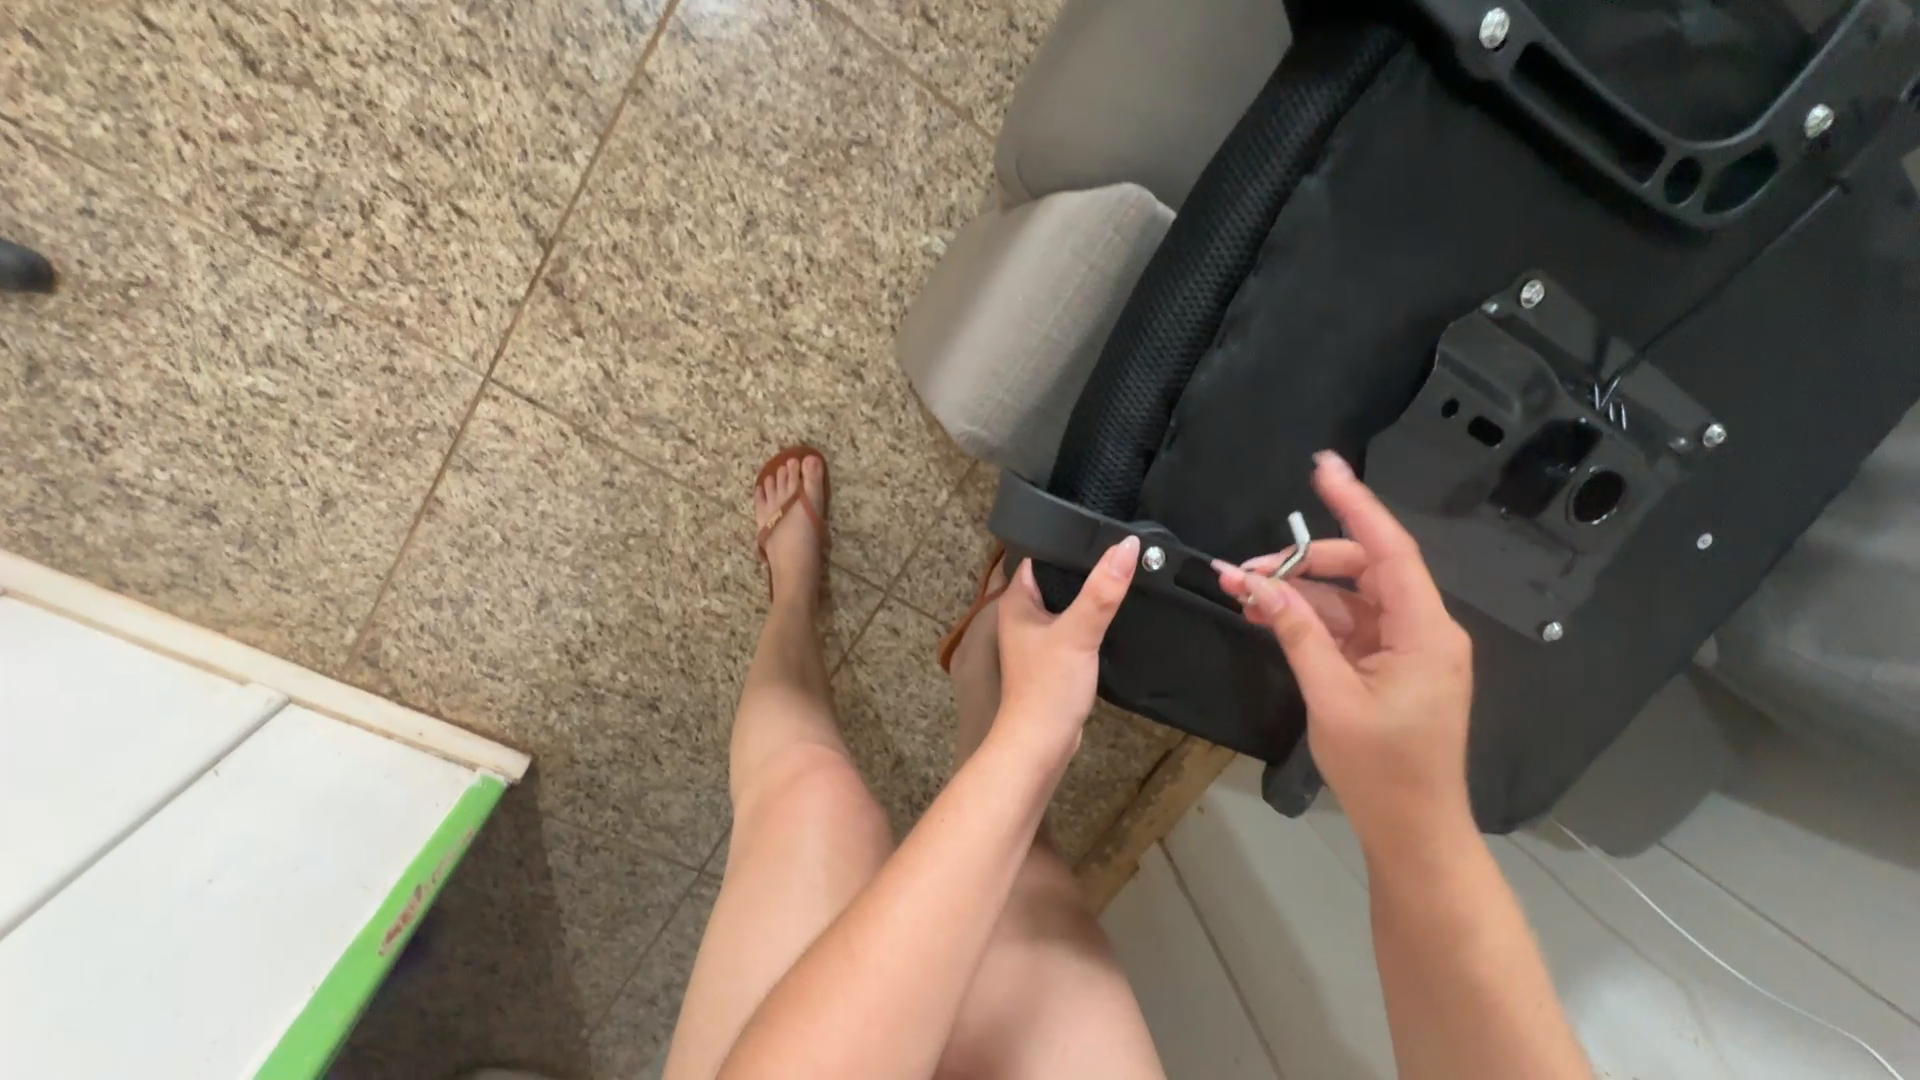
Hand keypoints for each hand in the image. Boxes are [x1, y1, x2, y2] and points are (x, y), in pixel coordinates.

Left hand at [994, 537, 1139, 761]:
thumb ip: (1102, 591)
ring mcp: (1039, 636)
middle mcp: (1024, 614)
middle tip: (1126, 548)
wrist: (1041, 743)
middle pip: (1059, 578)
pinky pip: (1076, 626)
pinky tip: (1118, 612)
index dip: (1070, 542)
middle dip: (1088, 566)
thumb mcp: (1079, 632)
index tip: (1106, 528)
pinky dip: (1094, 619)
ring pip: (1070, 603)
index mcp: (1016, 600)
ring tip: (1128, 572)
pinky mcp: (1056, 656)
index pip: (1042, 555)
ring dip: (1093, 594)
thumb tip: (1128, 546)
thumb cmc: (1049, 686)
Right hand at [1215, 452, 1474, 843]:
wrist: (1413, 830)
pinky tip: (1266, 616)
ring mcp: (1405, 648)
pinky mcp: (1388, 666)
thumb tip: (1255, 583)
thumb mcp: (1330, 696)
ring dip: (1296, 593)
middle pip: (1361, 570)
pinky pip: (1346, 627)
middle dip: (1301, 563)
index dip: (1355, 505)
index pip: (1389, 549)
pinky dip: (1307, 619)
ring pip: (1347, 598)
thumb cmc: (1381, 769)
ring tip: (1242, 595)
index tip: (1323, 467)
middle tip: (1242, 572)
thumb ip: (1295, 632)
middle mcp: (1421, 629)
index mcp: (1425, 631)